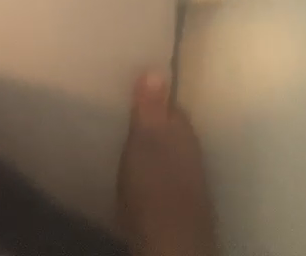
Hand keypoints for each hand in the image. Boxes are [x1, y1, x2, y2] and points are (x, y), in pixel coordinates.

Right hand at [117, 72, 217, 255]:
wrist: (168, 244)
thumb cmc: (153, 188)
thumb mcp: (144, 143)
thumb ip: (150, 109)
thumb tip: (157, 68)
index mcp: (182, 132)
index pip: (167, 101)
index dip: (148, 90)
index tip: (123, 76)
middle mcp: (190, 150)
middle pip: (167, 122)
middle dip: (147, 111)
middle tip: (115, 97)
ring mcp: (185, 175)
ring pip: (165, 143)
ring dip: (148, 134)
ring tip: (118, 123)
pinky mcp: (175, 195)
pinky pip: (161, 163)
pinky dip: (148, 155)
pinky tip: (130, 157)